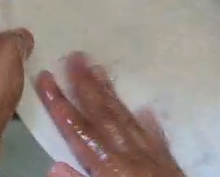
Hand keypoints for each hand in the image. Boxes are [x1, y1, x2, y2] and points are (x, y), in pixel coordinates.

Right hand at [35, 53, 184, 176]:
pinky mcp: (173, 169)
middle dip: (86, 86)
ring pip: (128, 120)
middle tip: (75, 55)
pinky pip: (159, 141)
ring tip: (99, 69)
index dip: (60, 104)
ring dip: (111, 94)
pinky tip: (146, 110)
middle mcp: (132, 157)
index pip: (79, 132)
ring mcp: (154, 161)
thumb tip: (55, 165)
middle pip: (104, 116)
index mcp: (112, 169)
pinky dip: (151, 125)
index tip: (46, 77)